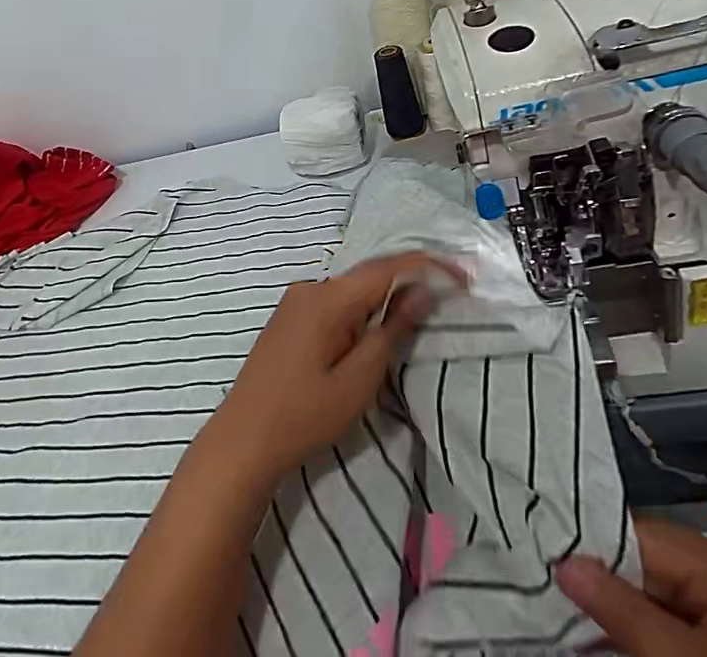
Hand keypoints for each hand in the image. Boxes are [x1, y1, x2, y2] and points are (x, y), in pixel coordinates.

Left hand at [204, 252, 462, 479]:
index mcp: (328, 299)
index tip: (463, 275)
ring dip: (383, 298)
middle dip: (408, 282)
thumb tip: (421, 291)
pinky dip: (361, 309)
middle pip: (369, 275)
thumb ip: (391, 330)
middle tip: (446, 296)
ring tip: (414, 316)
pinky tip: (372, 331)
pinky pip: (334, 302)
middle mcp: (310, 288)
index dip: (428, 266)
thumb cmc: (304, 415)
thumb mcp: (358, 379)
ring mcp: (294, 301)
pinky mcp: (288, 318)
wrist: (242, 440)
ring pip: (352, 289)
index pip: (387, 267)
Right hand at [557, 518, 706, 656]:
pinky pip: (665, 624)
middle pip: (641, 564)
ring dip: (609, 610)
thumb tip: (567, 564)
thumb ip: (624, 610)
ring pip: (648, 597)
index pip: (637, 534)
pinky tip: (595, 640)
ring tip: (560, 615)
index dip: (588, 545)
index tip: (545, 557)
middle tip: (545, 590)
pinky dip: (633, 632)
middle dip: (596, 582)